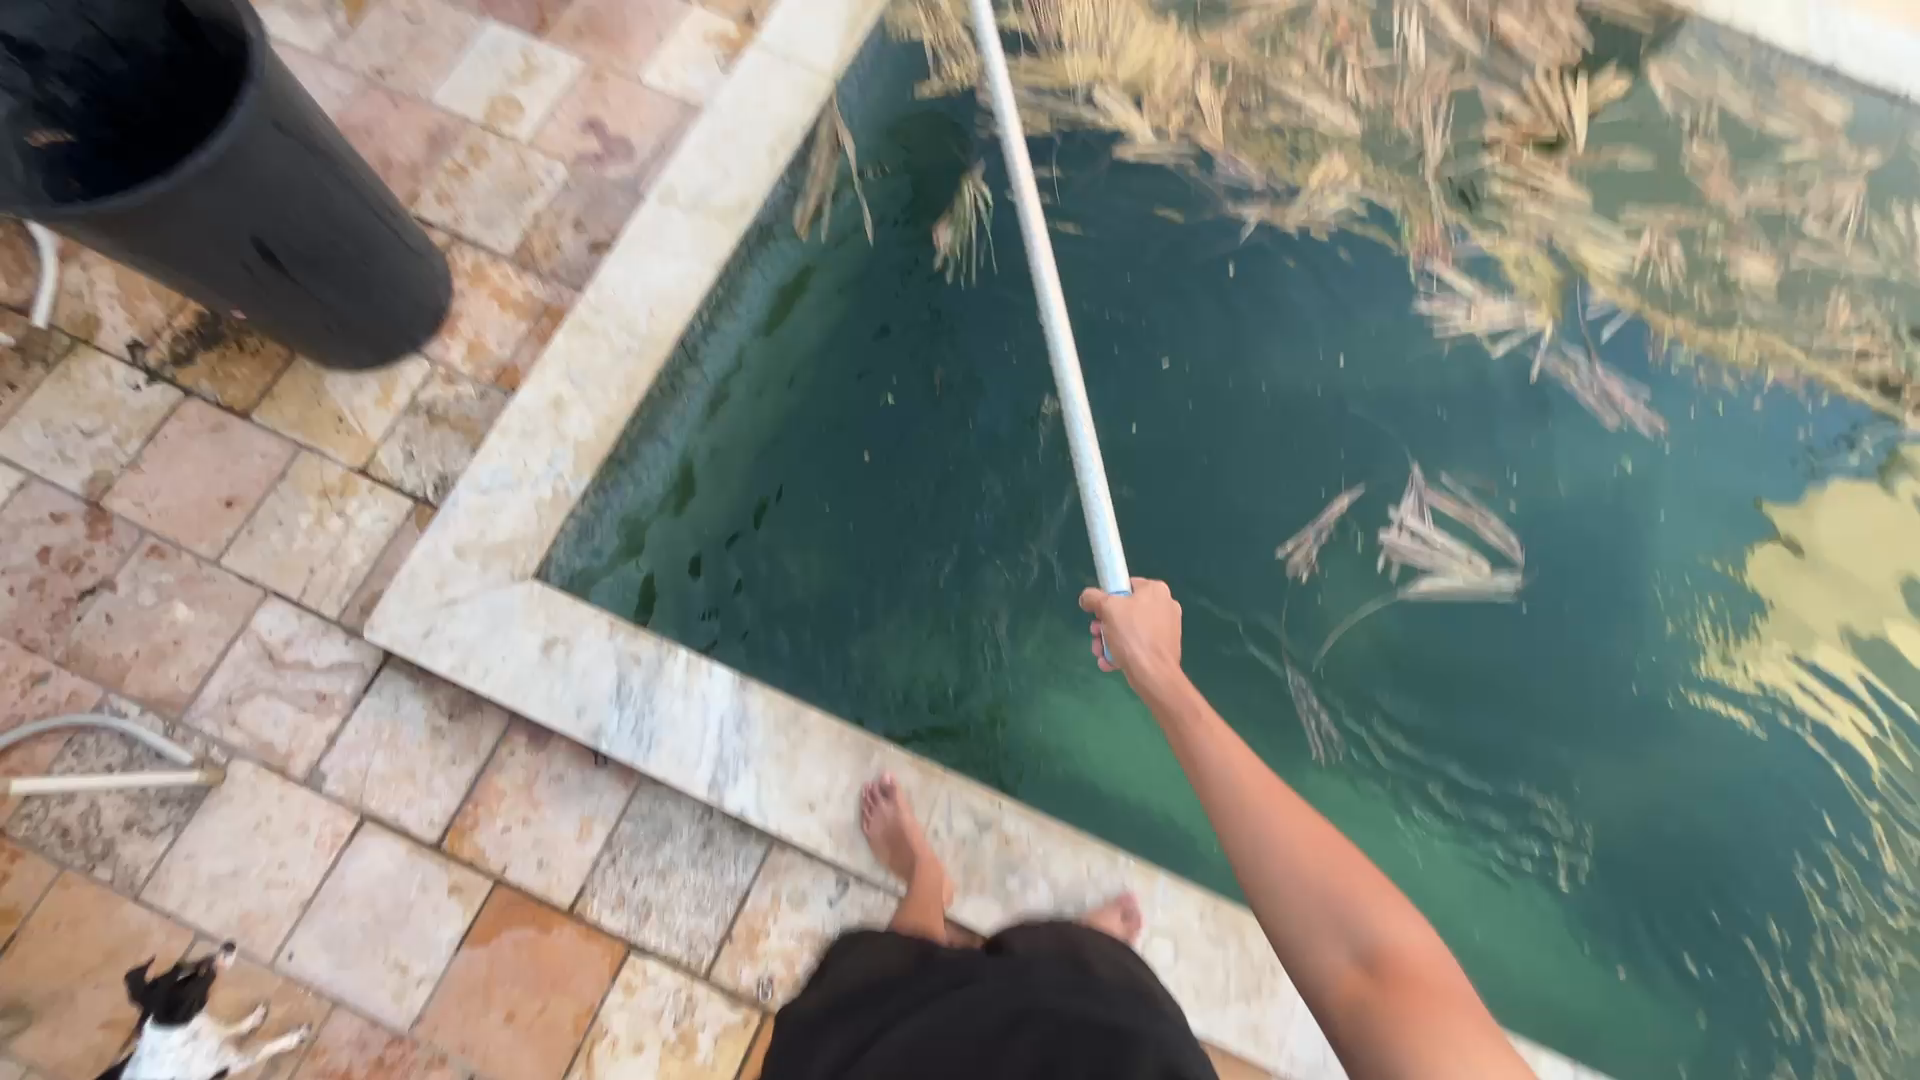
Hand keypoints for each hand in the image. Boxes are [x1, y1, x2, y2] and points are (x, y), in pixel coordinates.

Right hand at [1078, 578, 1183, 693]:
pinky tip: (1110, 662)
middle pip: (1124, 610)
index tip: (1098, 613)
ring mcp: (1166, 628)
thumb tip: (1087, 598)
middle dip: (1105, 625)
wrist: (1153, 673)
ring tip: (1100, 652)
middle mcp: (1165, 605)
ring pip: (1128, 629)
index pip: (1125, 586)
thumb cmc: (1132, 634)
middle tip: (1096, 635)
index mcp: (1156, 590)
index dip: (1108, 598)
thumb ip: (1092, 597)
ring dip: (1109, 640)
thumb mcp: (1106, 608)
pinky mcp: (1163, 648)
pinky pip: (1137, 644)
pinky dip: (1122, 651)